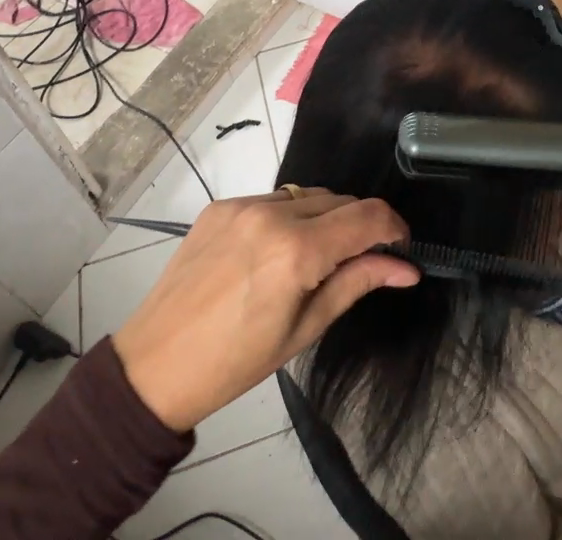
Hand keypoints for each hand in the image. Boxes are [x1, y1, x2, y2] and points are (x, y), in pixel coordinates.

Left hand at [111, 189, 417, 431]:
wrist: (155, 364)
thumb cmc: (236, 361)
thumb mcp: (305, 328)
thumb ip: (357, 283)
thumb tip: (407, 268)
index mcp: (297, 251)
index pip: (368, 216)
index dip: (394, 228)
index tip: (400, 249)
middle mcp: (272, 215)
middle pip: (341, 200)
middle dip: (359, 226)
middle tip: (356, 264)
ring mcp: (241, 206)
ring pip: (308, 195)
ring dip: (324, 218)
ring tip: (312, 260)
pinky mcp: (219, 207)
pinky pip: (273, 200)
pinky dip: (288, 217)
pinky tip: (274, 252)